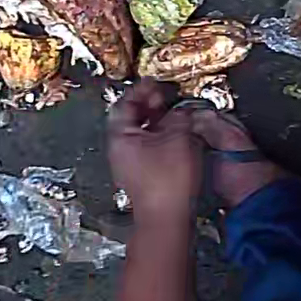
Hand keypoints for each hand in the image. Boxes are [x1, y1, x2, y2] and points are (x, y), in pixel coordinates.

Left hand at [106, 81, 201, 228]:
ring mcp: (129, 163)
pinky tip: (177, 135)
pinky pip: (148, 146)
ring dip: (156, 120)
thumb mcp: (179, 138)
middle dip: (149, 105)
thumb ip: (179, 117)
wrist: (167, 218)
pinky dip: (160, 135)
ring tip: (175, 113)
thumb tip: (181, 111)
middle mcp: (119, 149)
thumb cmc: (169, 177)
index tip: (155, 82)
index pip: (126, 104)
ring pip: (141, 133)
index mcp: (121, 137)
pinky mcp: (142, 174)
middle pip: (131, 118)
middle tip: (166, 96)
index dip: (141, 90)